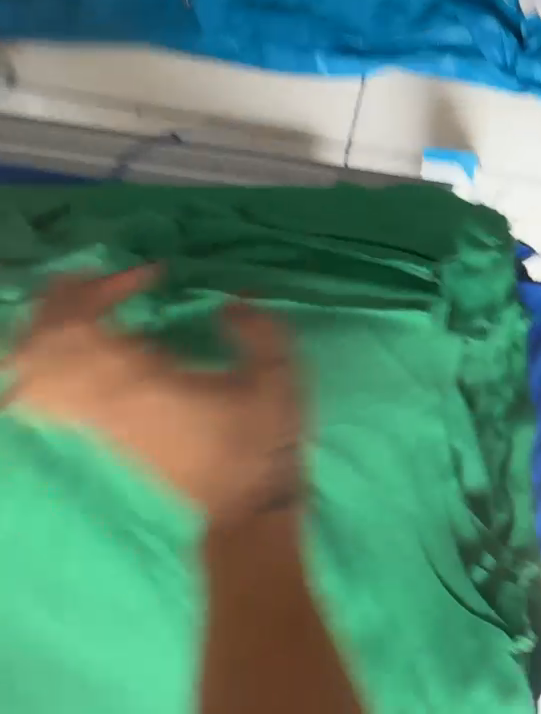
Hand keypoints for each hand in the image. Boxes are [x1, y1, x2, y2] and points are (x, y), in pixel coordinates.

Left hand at [3, 267, 304, 525]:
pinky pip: (42, 394)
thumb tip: (233, 299)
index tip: (155, 272)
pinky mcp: (98, 430)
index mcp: (141, 381)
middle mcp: (102, 399)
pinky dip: (42, 365)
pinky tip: (72, 352)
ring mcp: (93, 418)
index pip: (87, 326)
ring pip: (32, 370)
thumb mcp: (277, 375)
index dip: (105, 289)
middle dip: (61, 302)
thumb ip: (258, 331)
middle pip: (45, 345)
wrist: (242, 496)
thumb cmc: (263, 434)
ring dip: (44, 331)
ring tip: (78, 305)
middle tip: (100, 276)